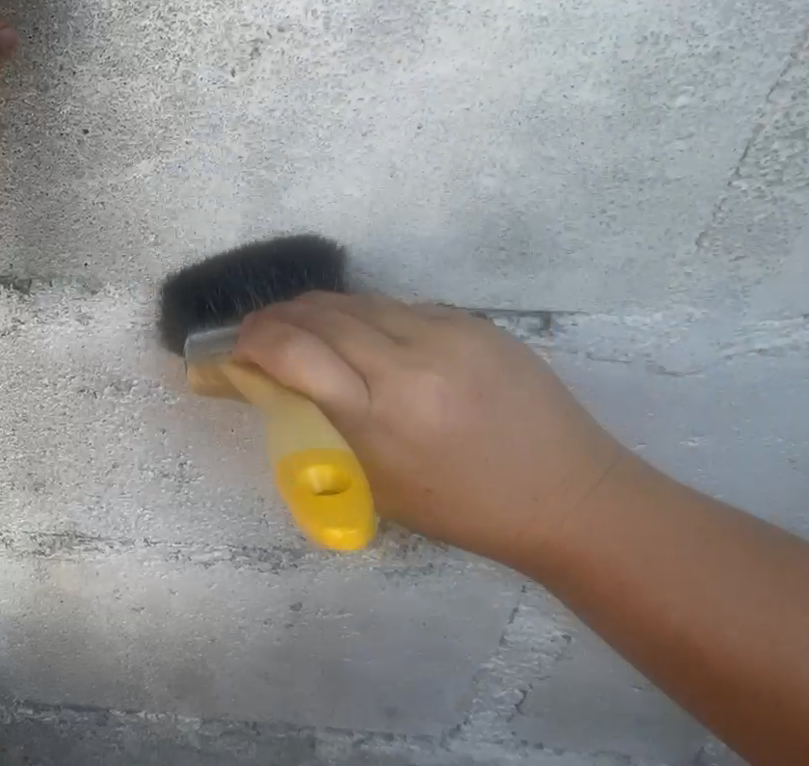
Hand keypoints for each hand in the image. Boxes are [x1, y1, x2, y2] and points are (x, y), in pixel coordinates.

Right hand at [235, 294, 629, 568]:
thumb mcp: (370, 478)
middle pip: (315, 313)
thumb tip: (257, 377)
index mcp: (380, 414)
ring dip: (315, 313)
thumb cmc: (459, 507)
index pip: (291, 350)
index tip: (237, 350)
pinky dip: (365, 318)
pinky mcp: (472, 321)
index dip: (252, 340)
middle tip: (258, 337)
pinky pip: (395, 305)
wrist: (572, 497)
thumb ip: (311, 420)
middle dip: (274, 320)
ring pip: (352, 300)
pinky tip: (367, 340)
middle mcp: (409, 362)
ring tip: (304, 333)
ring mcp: (446, 334)